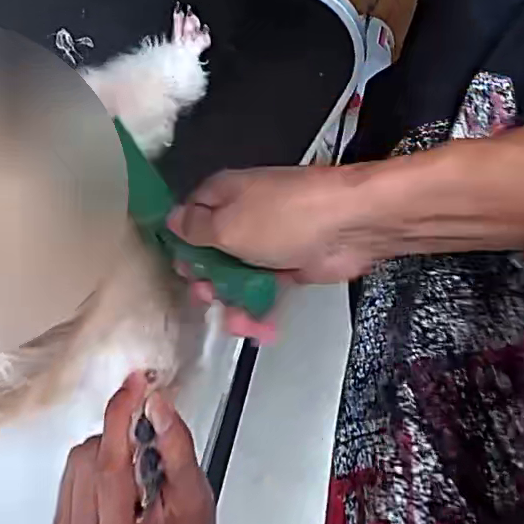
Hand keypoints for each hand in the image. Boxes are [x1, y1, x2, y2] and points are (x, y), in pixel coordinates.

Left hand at [51, 373, 275, 523]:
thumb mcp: (197, 496)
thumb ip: (177, 446)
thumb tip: (156, 405)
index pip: (110, 469)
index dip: (121, 418)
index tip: (132, 387)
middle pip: (86, 465)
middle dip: (120, 440)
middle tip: (150, 447)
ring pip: (73, 472)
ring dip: (108, 457)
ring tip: (138, 479)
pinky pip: (67, 490)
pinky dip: (96, 476)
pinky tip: (121, 491)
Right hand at [167, 166, 387, 336]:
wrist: (350, 226)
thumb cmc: (289, 215)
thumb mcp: (226, 223)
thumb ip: (194, 228)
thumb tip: (172, 220)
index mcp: (224, 195)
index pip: (188, 219)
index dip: (182, 247)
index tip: (182, 270)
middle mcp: (245, 216)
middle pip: (211, 255)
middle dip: (207, 282)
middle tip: (211, 295)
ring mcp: (269, 241)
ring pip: (237, 278)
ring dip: (234, 303)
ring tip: (240, 320)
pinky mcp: (291, 264)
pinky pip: (265, 290)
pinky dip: (260, 310)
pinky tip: (260, 327)